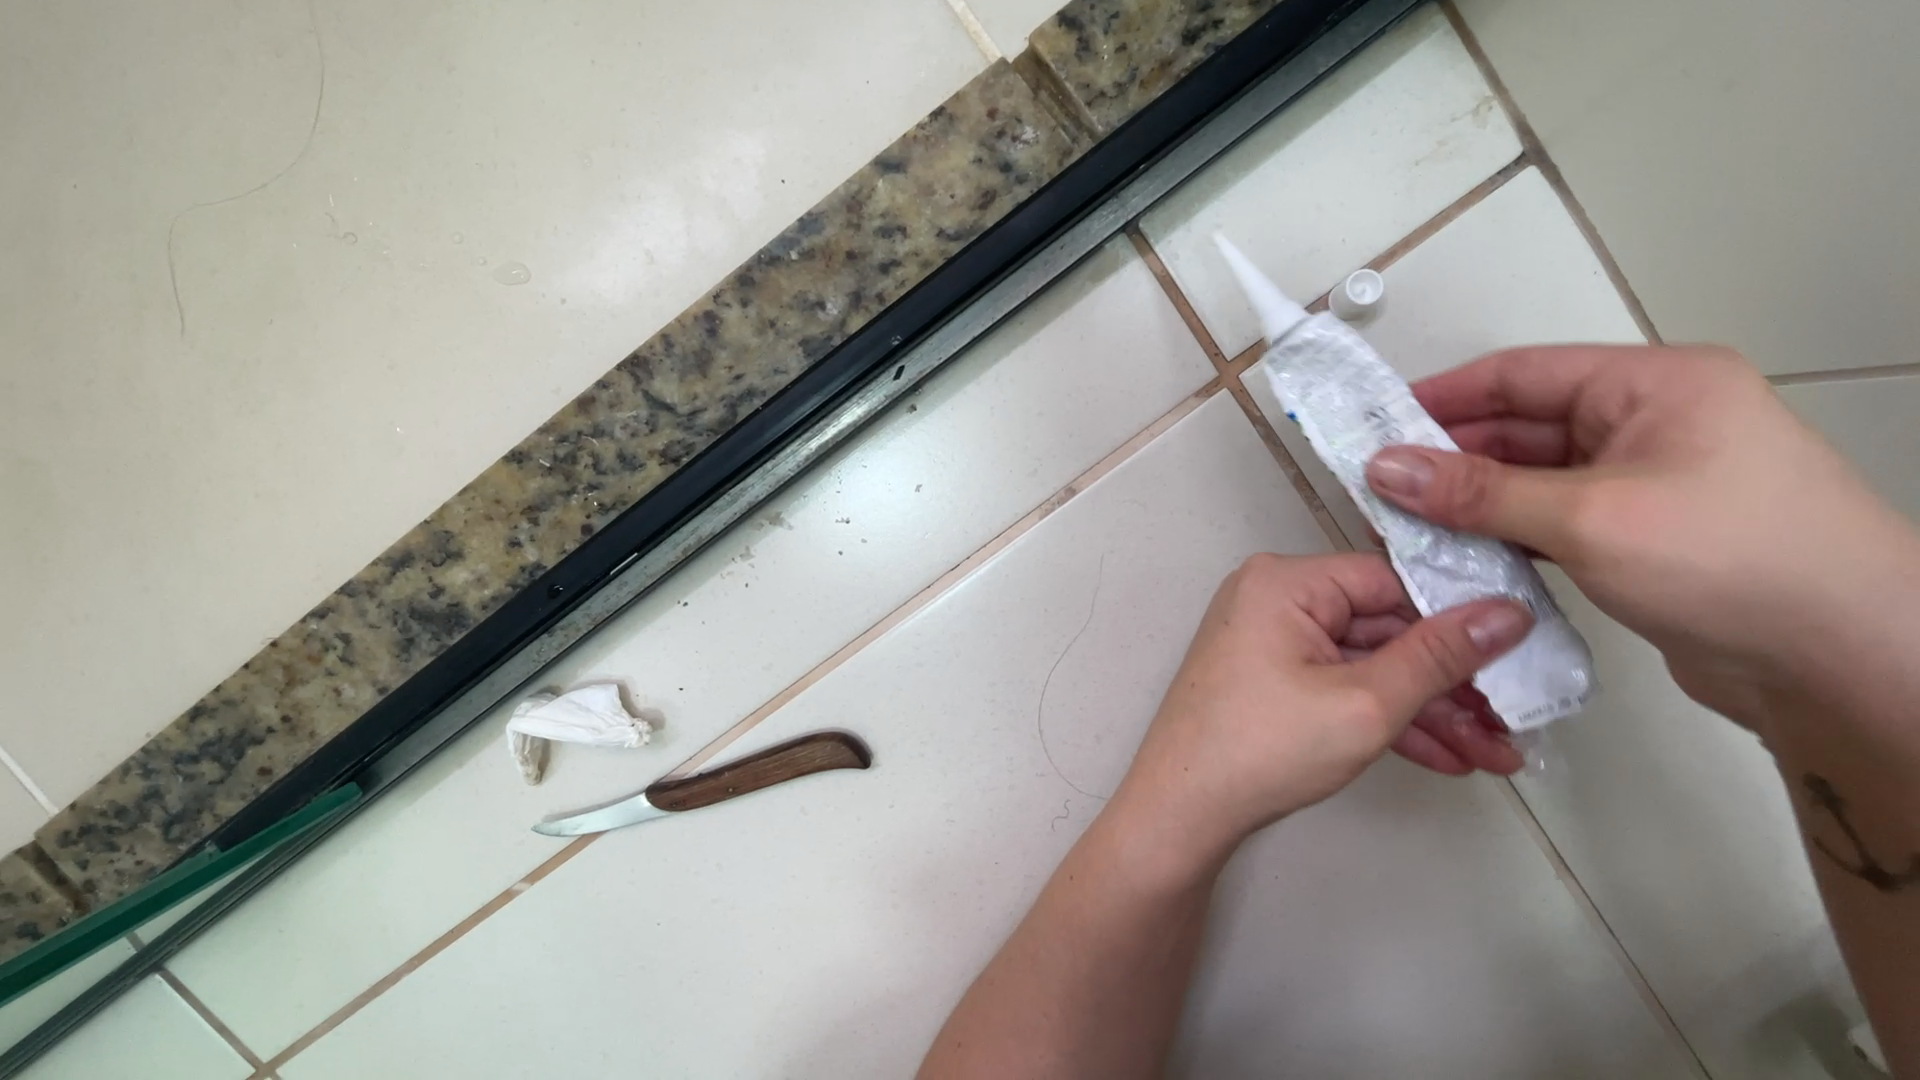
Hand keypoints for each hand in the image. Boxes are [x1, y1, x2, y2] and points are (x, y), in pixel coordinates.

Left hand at [1110, 553, 1530, 865]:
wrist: (1183, 810)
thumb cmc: (1266, 747)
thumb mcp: (1366, 702)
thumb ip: (1440, 656)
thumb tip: (1510, 611)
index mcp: (1285, 582)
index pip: (1390, 578)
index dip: (1457, 613)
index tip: (1522, 647)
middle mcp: (1273, 599)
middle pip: (1382, 626)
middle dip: (1450, 680)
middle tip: (1516, 717)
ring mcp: (1269, 641)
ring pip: (1367, 664)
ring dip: (1428, 709)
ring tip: (1497, 754)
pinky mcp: (1270, 680)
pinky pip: (1339, 686)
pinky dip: (1385, 719)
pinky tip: (1446, 758)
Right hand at [1364, 345, 1915, 723]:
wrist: (1846, 662)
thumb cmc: (1729, 561)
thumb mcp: (1588, 516)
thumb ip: (1478, 491)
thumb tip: (1383, 468)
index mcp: (1653, 385)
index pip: (1521, 374)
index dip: (1441, 397)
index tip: (1373, 424)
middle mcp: (1647, 422)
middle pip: (1520, 427)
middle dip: (1447, 457)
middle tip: (1376, 485)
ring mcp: (1643, 480)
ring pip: (1529, 477)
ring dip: (1468, 500)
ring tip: (1399, 522)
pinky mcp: (1636, 533)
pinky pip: (1547, 518)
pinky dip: (1500, 532)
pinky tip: (1452, 551)